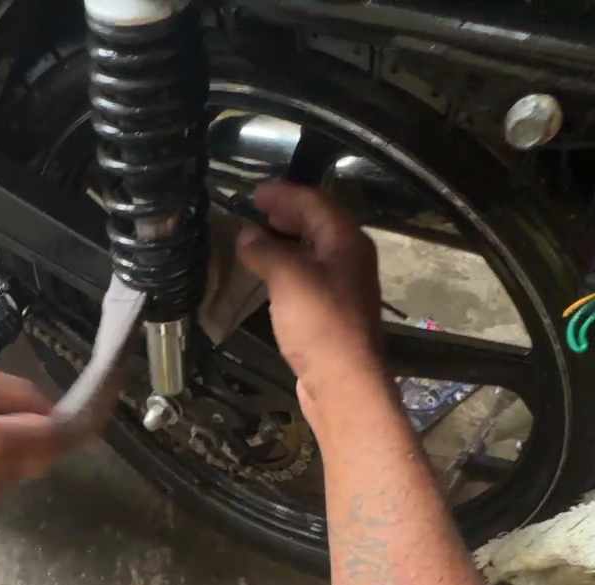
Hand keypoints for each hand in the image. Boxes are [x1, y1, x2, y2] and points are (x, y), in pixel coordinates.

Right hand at [236, 181, 385, 401]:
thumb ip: (265, 251)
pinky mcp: (331, 315)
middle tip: (257, 210)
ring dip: (286, 242)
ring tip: (258, 240)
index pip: (315, 203)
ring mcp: (342, 288)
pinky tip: (269, 278)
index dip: (284, 194)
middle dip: (288, 214)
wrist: (342, 381)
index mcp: (345, 241)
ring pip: (313, 252)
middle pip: (318, 225)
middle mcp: (349, 260)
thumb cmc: (320, 325)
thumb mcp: (288, 278)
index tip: (255, 192)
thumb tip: (245, 234)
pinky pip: (307, 278)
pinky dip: (286, 269)